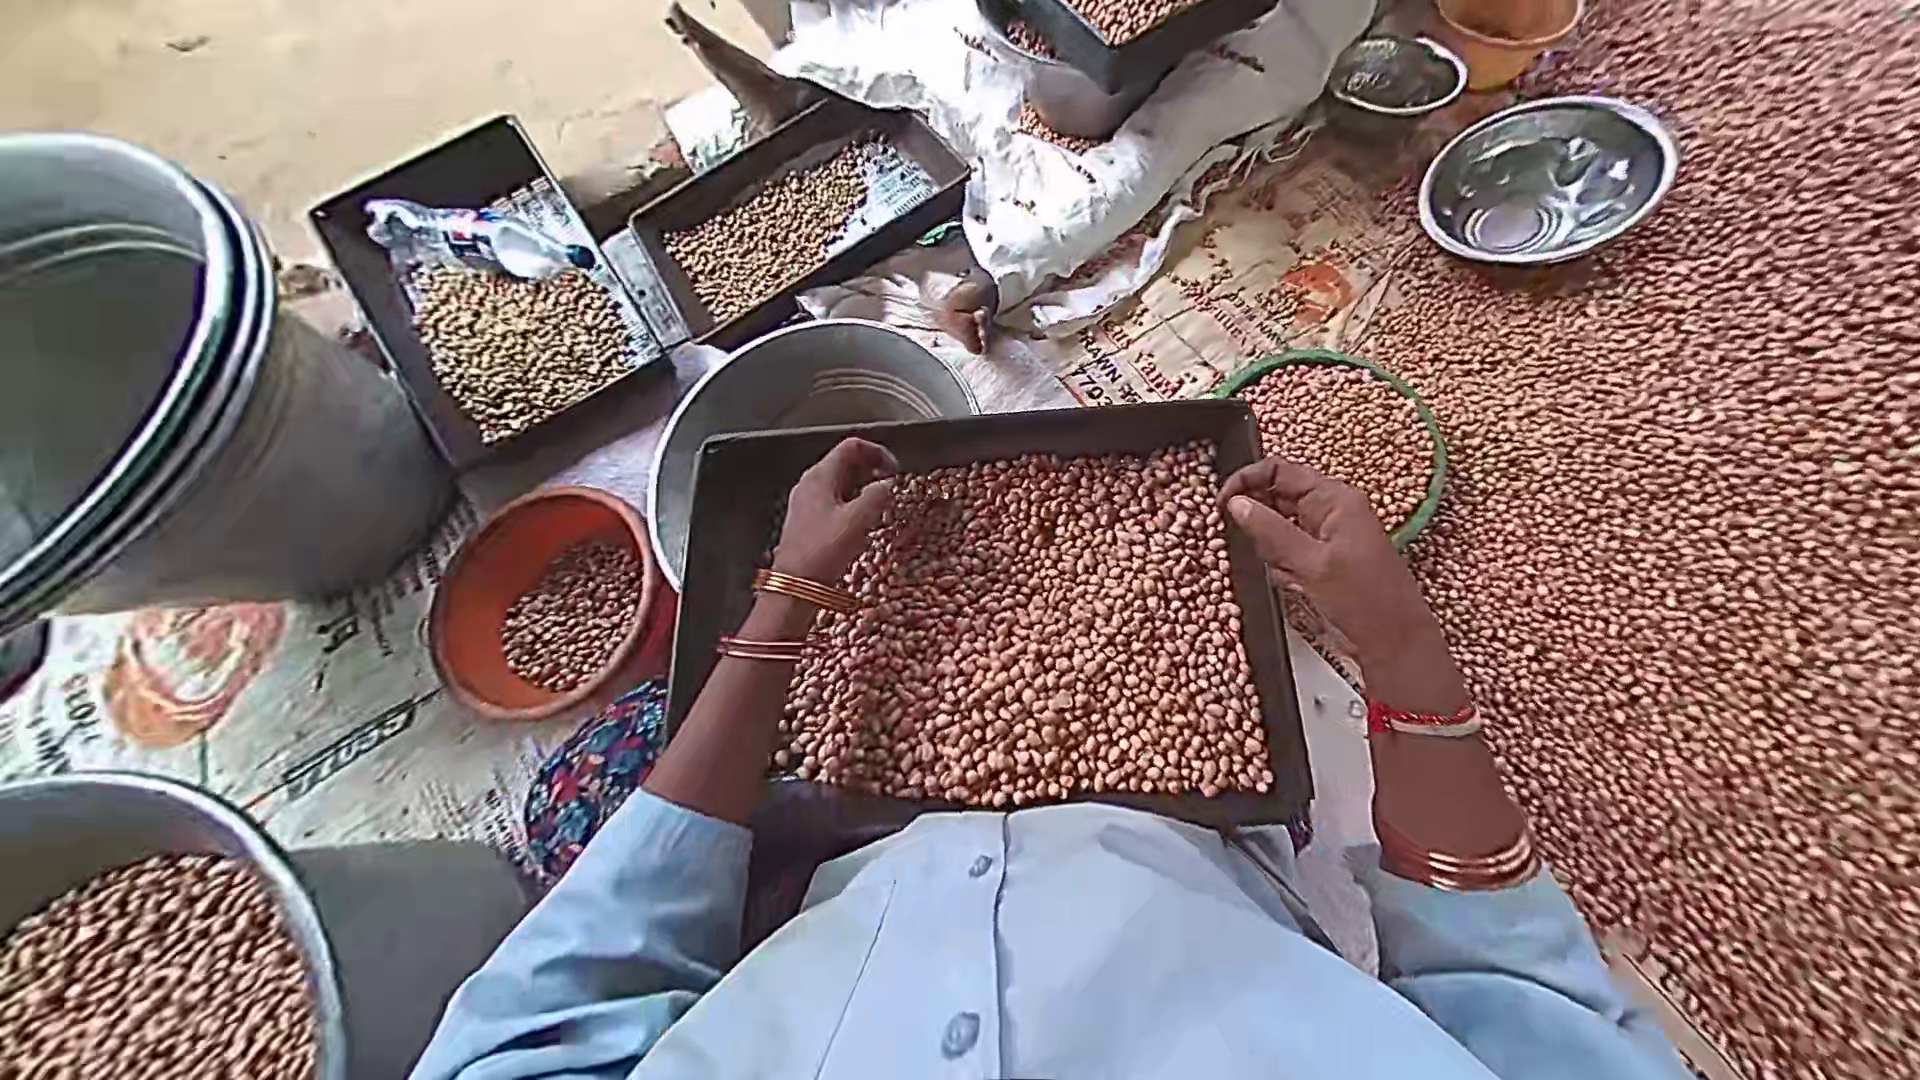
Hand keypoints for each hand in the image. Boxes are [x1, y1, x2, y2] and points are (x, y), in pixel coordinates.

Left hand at [770, 437, 898, 584]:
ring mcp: (806, 502)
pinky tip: (862, 522)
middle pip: (845, 462)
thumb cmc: (824, 551)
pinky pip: (834, 500)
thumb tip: (888, 484)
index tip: (895, 471)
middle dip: (872, 469)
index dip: (877, 452)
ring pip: (840, 482)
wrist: (796, 586)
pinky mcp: (807, 520)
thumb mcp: (858, 520)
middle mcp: (810, 483)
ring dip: (863, 488)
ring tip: (881, 505)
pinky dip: (852, 503)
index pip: (851, 447)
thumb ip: (877, 496)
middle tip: (891, 486)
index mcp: (820, 476)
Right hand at [1220, 457, 1464, 712]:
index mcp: (1334, 498)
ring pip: (1275, 525)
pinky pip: (1283, 549)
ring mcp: (1323, 535)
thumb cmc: (1363, 599)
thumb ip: (1269, 530)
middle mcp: (1328, 510)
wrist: (1394, 642)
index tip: (1220, 503)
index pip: (1279, 470)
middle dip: (1254, 517)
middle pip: (1274, 496)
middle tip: (1238, 539)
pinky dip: (1276, 562)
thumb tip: (1234, 502)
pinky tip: (1289, 580)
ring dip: (1267, 545)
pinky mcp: (1318, 558)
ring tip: (1282, 569)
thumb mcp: (1310, 562)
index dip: (1246, 480)